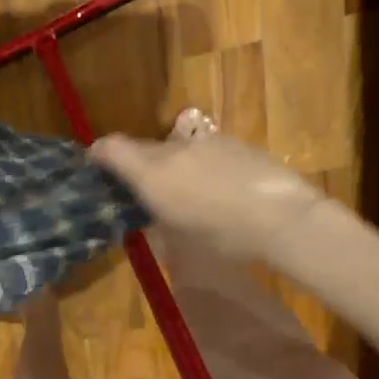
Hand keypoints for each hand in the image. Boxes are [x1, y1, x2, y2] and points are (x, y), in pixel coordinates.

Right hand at [88, 124, 326, 261]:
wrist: (282, 218)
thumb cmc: (224, 236)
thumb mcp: (179, 233)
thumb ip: (155, 212)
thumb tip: (147, 205)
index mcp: (151, 173)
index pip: (111, 147)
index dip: (99, 153)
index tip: (96, 164)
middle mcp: (172, 149)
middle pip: (144, 148)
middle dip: (139, 164)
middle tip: (145, 190)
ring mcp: (205, 142)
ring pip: (176, 149)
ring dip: (173, 165)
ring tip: (188, 192)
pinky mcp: (233, 142)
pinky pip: (203, 150)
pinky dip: (201, 165)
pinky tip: (219, 188)